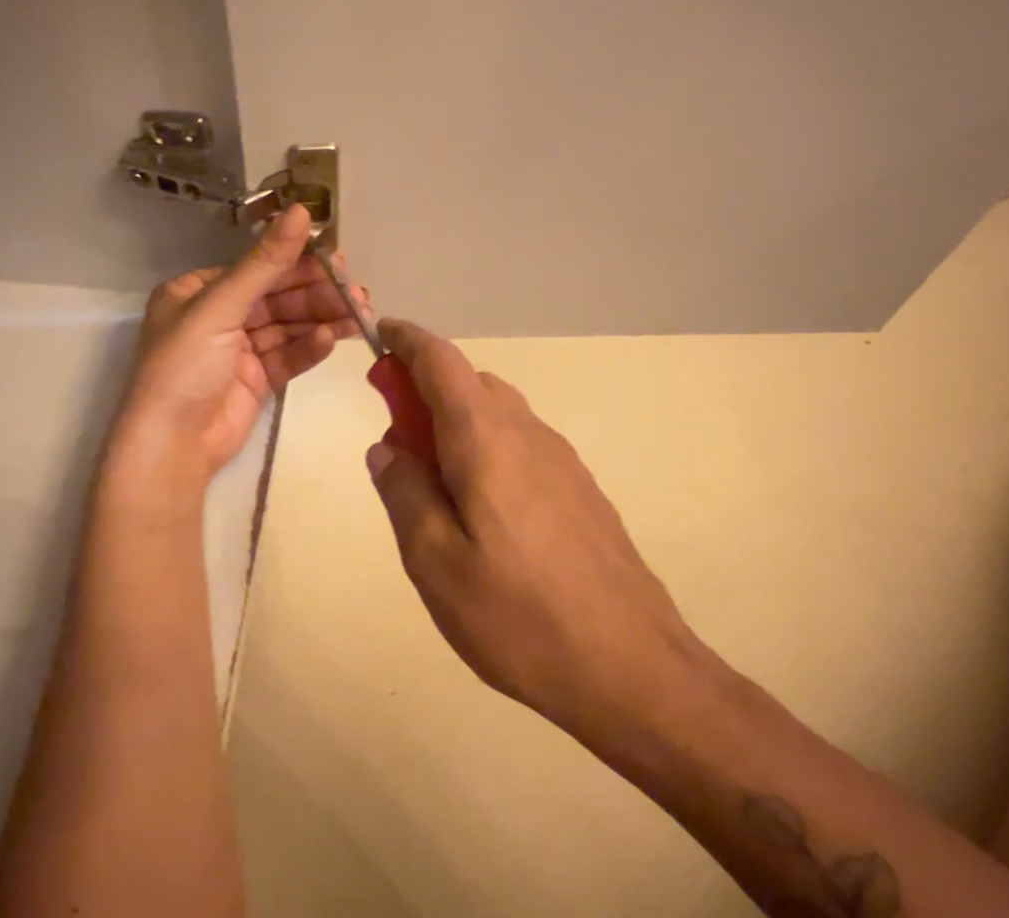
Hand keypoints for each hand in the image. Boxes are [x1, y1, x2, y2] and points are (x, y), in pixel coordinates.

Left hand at [105, 205, 369, 498]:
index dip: (296, 262)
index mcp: (196, 292)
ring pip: (286, 327)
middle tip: (357, 290)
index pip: (255, 269)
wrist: (172, 444)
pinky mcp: (254, 381)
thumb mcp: (220, 306)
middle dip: (316, 293)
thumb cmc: (184, 366)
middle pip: (275, 297)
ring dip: (321, 319)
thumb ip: (264, 263)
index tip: (337, 259)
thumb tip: (301, 211)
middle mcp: (216, 317)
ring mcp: (236, 351)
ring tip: (360, 314)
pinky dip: (310, 347)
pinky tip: (334, 339)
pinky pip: (287, 356)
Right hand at [364, 319, 712, 746]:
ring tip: (429, 485)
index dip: (405, 341)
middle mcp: (529, 436)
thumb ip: (403, 493)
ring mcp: (563, 464)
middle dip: (424, 391)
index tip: (376, 339)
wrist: (631, 669)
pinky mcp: (581, 494)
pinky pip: (520, 448)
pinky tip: (477, 512)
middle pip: (471, 384)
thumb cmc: (518, 617)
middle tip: (391, 441)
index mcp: (487, 441)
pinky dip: (484, 451)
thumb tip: (386, 448)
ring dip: (455, 424)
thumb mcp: (433, 561)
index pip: (442, 362)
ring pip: (498, 416)